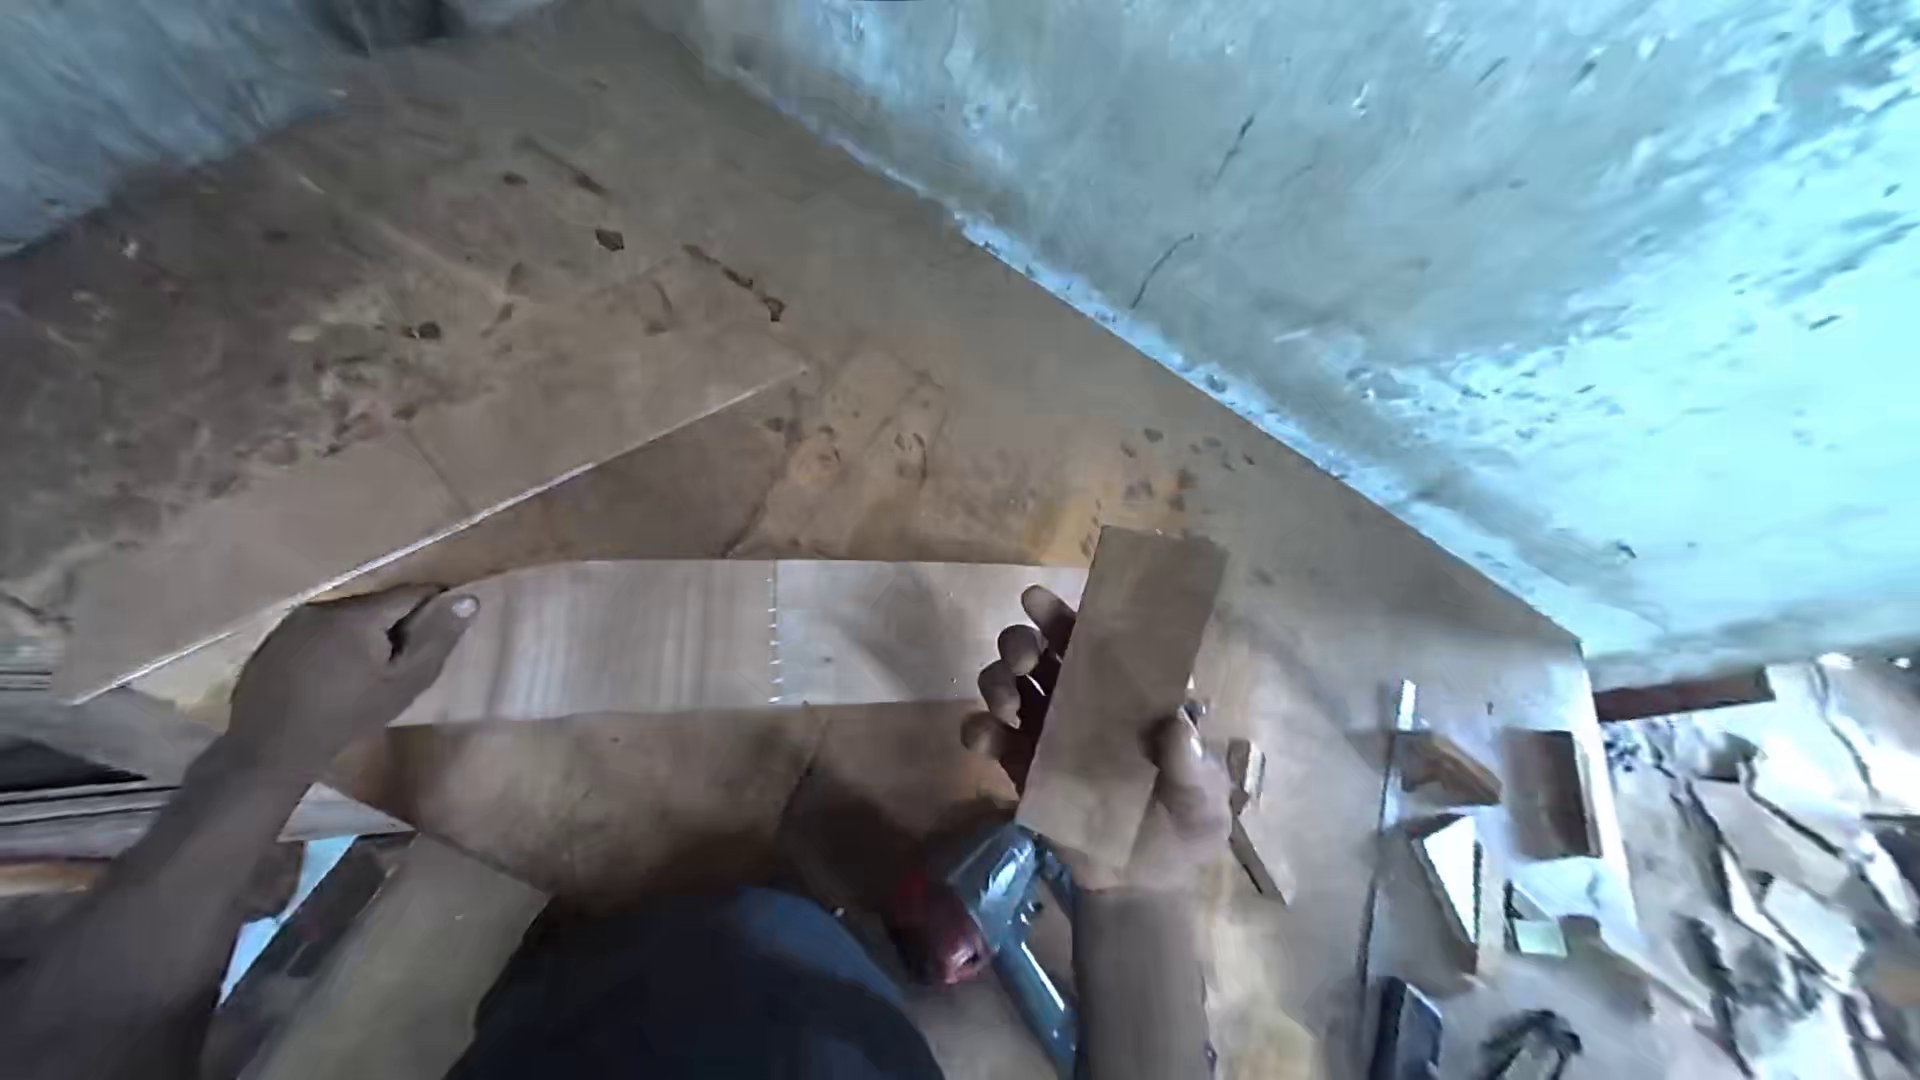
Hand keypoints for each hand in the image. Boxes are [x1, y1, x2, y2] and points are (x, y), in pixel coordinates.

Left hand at [227, 586, 476, 772]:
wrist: (269, 749)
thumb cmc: (350, 713)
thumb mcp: (408, 679)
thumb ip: (439, 636)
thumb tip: (468, 598)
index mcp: (358, 614)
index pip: (414, 592)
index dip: (436, 608)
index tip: (443, 634)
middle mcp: (323, 607)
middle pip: (382, 602)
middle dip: (401, 623)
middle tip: (408, 659)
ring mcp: (293, 621)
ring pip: (353, 615)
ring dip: (371, 632)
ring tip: (374, 667)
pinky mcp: (275, 638)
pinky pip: (325, 628)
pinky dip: (342, 641)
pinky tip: (339, 672)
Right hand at [962, 585, 1231, 891]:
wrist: (1138, 883)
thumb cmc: (1179, 828)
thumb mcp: (1201, 801)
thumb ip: (1191, 767)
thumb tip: (1175, 725)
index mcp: (1121, 693)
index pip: (1090, 641)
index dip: (1062, 616)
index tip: (1036, 601)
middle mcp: (1078, 699)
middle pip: (1036, 651)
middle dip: (1020, 643)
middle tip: (1025, 662)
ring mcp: (1043, 729)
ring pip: (1006, 682)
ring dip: (996, 681)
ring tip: (1009, 707)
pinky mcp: (1019, 762)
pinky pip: (987, 734)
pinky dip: (977, 729)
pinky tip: (986, 740)